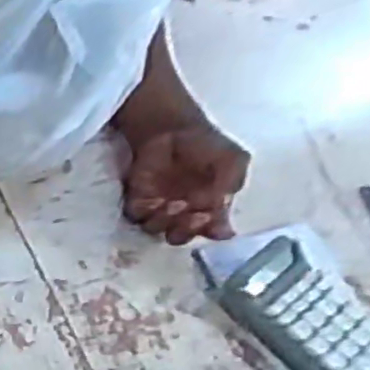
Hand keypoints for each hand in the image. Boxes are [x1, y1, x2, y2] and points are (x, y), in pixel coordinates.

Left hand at [121, 123, 247, 245]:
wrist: (175, 133)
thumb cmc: (208, 148)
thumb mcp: (232, 162)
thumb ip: (229, 186)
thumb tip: (219, 211)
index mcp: (209, 207)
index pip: (211, 230)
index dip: (212, 232)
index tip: (215, 225)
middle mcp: (182, 213)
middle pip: (180, 236)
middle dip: (186, 231)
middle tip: (194, 216)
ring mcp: (158, 208)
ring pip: (156, 229)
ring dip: (166, 221)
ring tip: (176, 203)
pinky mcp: (137, 200)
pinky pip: (137, 215)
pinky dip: (146, 212)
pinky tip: (156, 201)